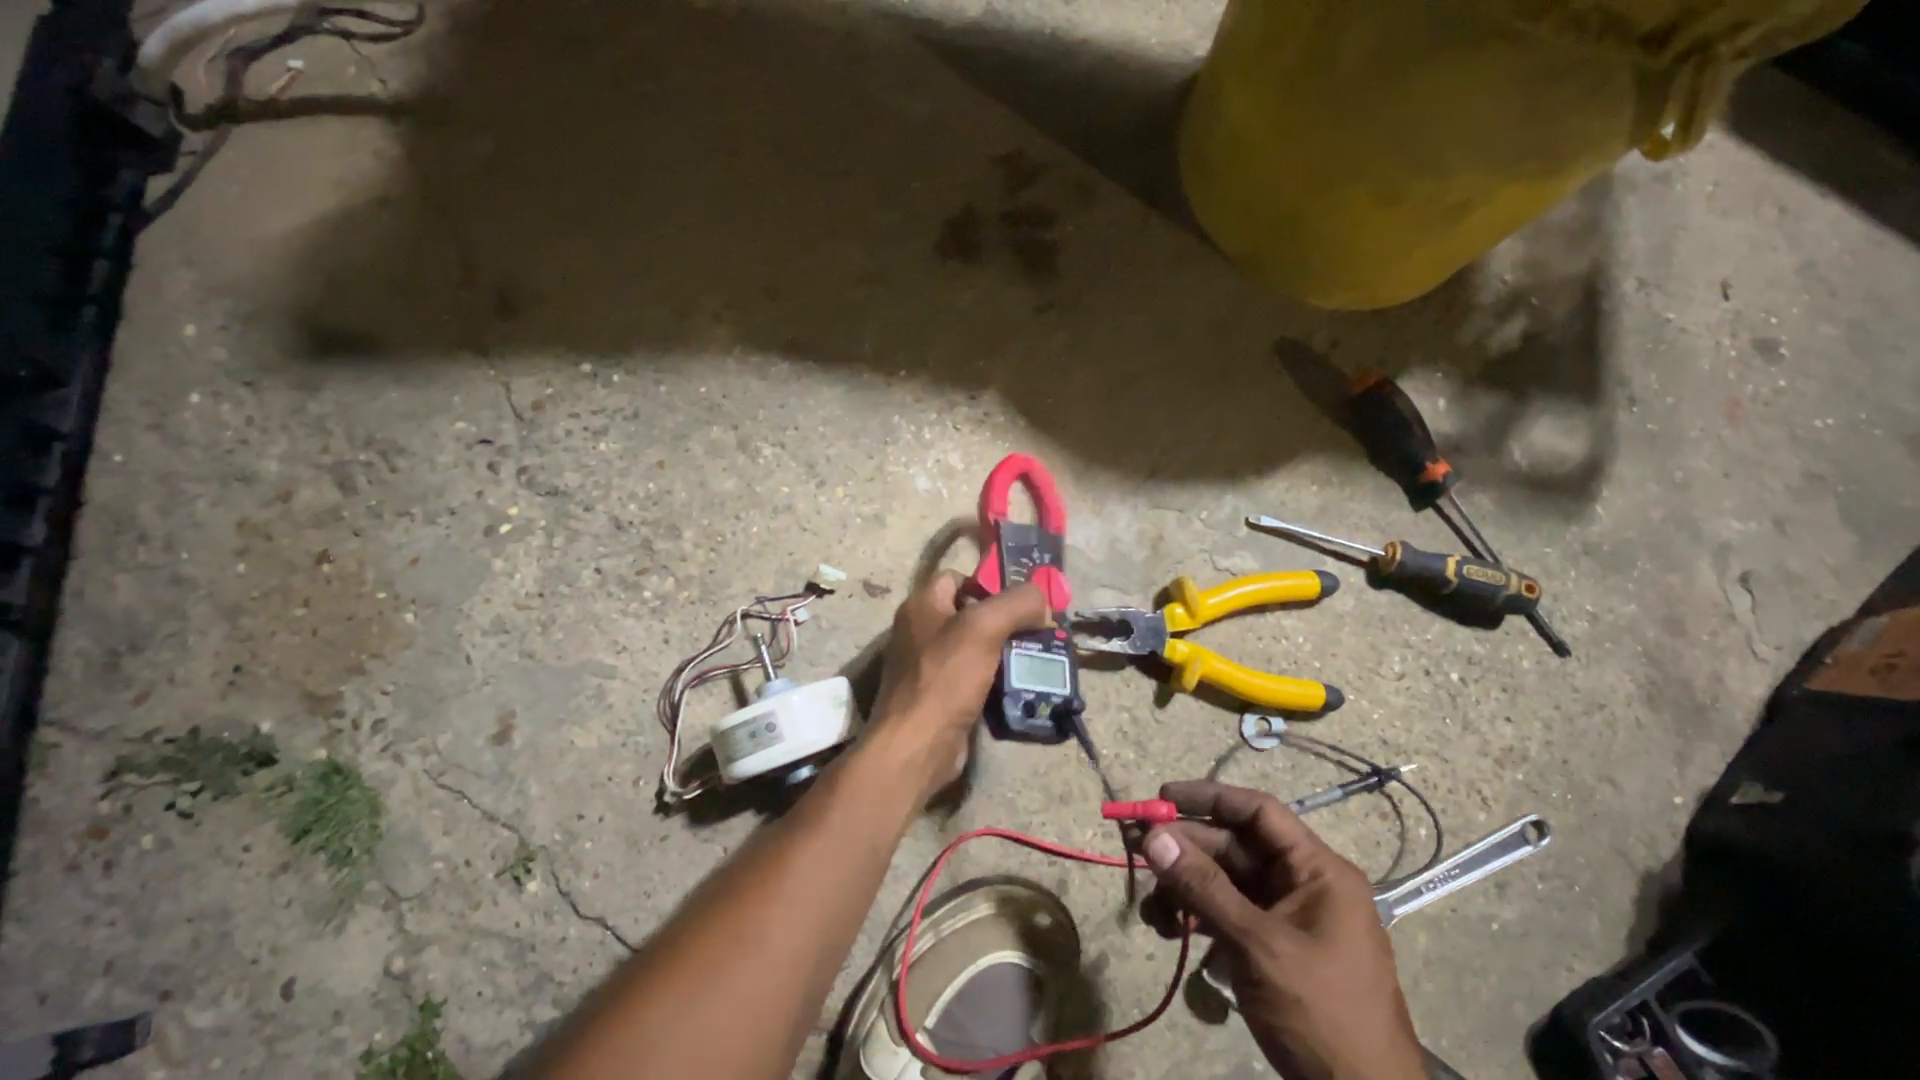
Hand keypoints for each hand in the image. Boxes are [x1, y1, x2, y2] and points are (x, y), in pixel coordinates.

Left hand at [865, 572, 1049, 796]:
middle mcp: (920, 631)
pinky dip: (995, 679)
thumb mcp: (984, 628)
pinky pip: (974, 677)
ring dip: (1005, 651)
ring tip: (1036, 656)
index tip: (1022, 601)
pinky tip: (1019, 684)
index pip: (958, 577)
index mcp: (921, 606)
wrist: (917, 746)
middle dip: (1005, 620)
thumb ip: (1016, 603)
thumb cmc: (945, 678)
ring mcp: (928, 666)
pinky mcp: (940, 697)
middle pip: (970, 613)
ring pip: (975, 647)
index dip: (989, 583)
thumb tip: (1041, 597)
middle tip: (1038, 629)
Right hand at [1141, 780, 1425, 1079]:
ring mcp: (1288, 918)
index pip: (1259, 813)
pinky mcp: (1273, 949)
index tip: (1160, 800)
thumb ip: (1204, 888)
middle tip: (1134, 851)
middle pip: (1235, 848)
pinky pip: (1229, 916)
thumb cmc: (1319, 1009)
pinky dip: (1197, 917)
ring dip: (1184, 888)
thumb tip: (1154, 838)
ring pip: (1226, 884)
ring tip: (1150, 910)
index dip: (1209, 799)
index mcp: (1317, 870)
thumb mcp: (1257, 945)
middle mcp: (1303, 884)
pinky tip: (1168, 930)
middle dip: (1185, 849)